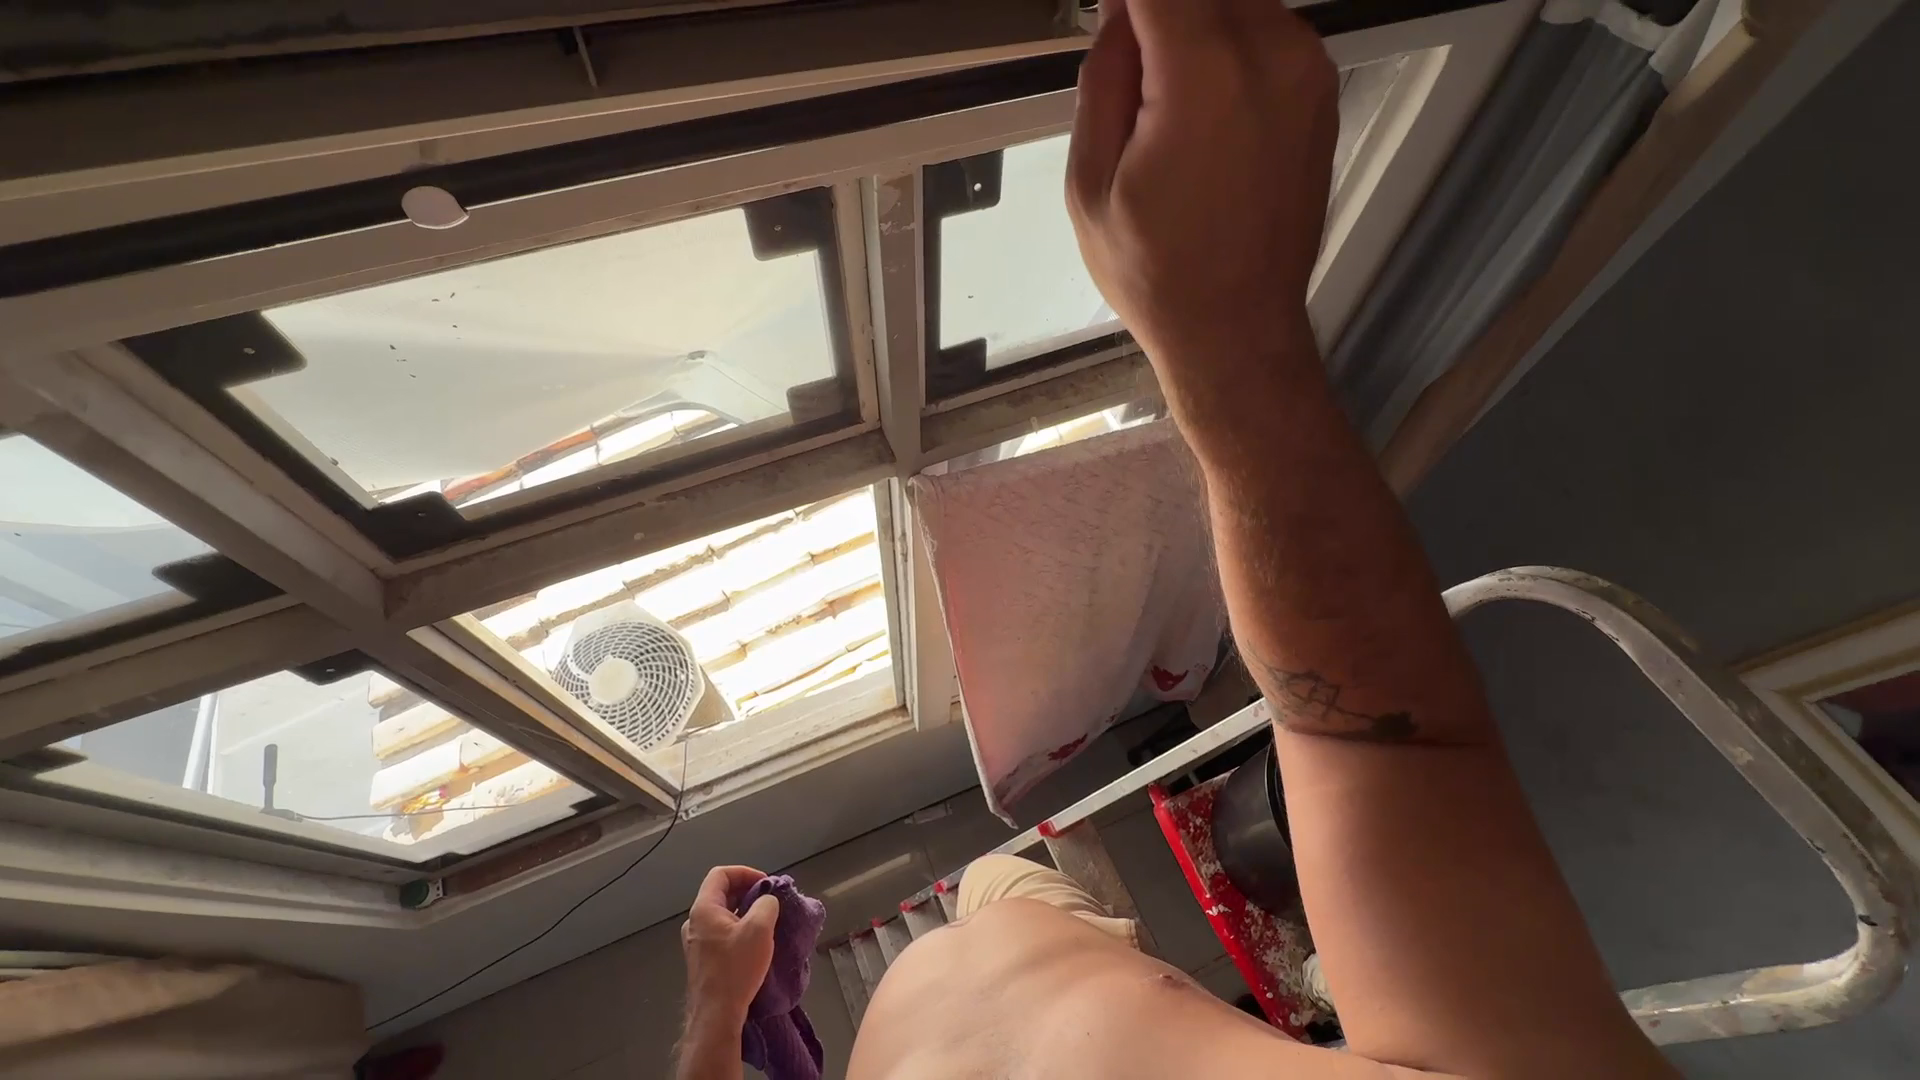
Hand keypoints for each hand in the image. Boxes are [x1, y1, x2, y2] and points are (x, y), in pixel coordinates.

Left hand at [682, 865, 778, 1027]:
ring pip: (722, 913)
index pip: (721, 874)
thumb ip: (766, 904)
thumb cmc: (736, 968)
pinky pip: (720, 931)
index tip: (765, 884)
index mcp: (704, 909)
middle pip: (720, 892)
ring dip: (744, 911)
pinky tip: (754, 942)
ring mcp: (696, 942)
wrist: (716, 1015)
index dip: (745, 873)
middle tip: (769, 900)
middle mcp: (694, 922)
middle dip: (747, 891)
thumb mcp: (760, 929)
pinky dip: (738, 927)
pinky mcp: (702, 959)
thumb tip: (766, 901)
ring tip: (765, 920)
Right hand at [1067, 0, 1338, 371]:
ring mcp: (1308, 70)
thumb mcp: (1089, 190)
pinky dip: (1229, 48)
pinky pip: (1269, 32)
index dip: (1126, 1)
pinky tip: (1204, 116)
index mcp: (1202, 78)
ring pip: (1239, 2)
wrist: (1237, 328)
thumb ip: (1102, 84)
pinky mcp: (1322, 92)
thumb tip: (1120, 16)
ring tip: (1163, 105)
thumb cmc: (1154, 274)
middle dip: (1158, 14)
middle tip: (1129, 78)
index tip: (1108, 26)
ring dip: (1194, 27)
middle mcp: (1271, 53)